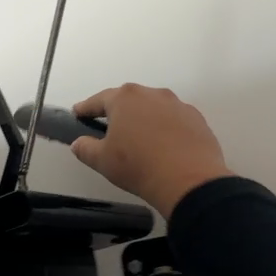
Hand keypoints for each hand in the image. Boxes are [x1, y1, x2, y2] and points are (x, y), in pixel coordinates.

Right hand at [69, 84, 233, 217]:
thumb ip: (85, 148)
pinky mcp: (197, 119)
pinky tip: (164, 147)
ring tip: (140, 140)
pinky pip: (174, 120)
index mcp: (125, 99)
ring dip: (144, 119)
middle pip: (129, 100)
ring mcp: (178, 105)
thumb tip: (79, 143)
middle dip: (117, 112)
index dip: (85, 108)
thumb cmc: (137, 166)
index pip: (99, 100)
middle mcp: (152, 94)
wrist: (188, 181)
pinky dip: (166, 129)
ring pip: (154, 109)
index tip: (77, 113)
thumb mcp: (102, 161)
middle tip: (109, 128)